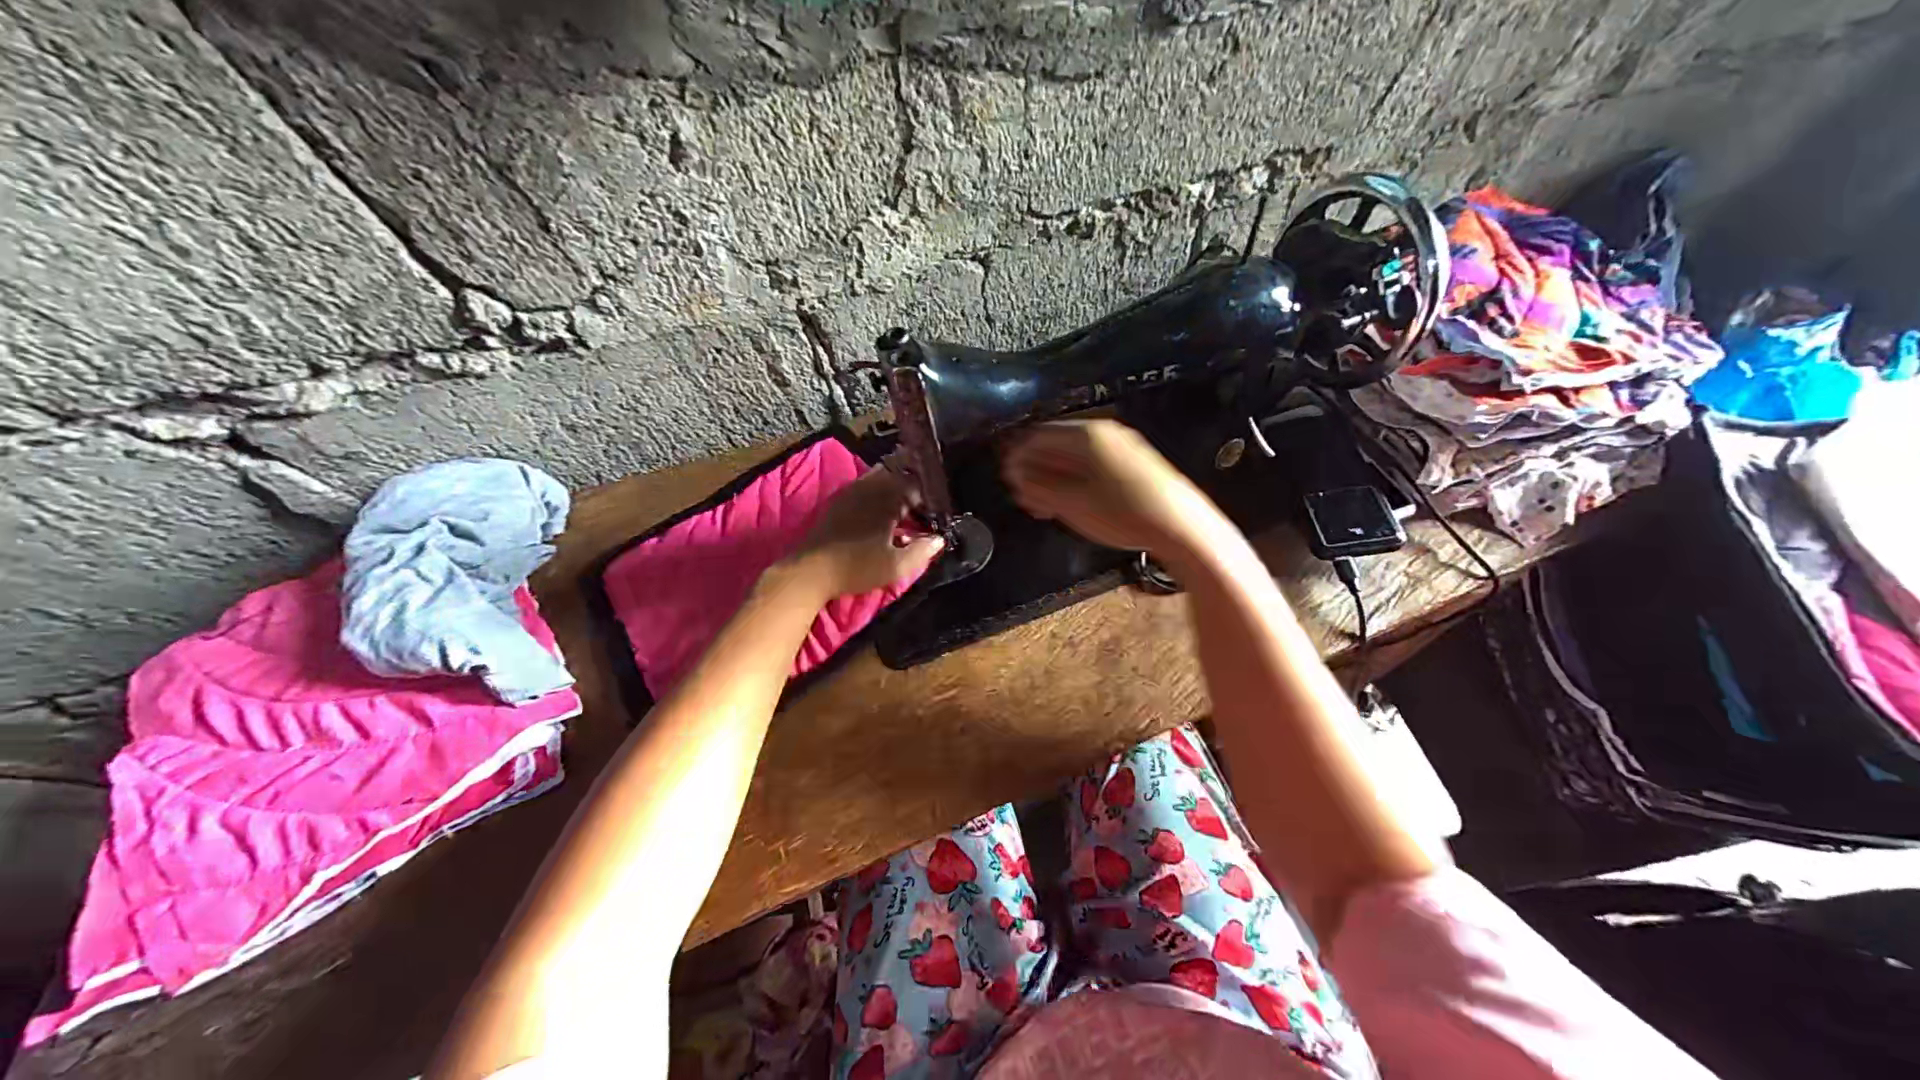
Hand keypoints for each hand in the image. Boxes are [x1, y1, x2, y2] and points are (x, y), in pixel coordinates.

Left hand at [779, 467, 944, 600]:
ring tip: (905, 513)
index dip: (930, 500)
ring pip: (882, 479)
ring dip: (895, 492)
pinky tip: (881, 517)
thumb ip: (923, 551)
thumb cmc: (857, 567)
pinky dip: (878, 496)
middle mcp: (870, 486)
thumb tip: (939, 539)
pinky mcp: (838, 501)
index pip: (918, 486)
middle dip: (914, 491)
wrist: (811, 571)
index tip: (936, 516)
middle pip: (900, 477)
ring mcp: (852, 491)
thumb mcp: (897, 566)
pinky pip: (866, 488)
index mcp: (888, 497)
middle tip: (923, 512)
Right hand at [1001, 419, 1231, 563]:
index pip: (1038, 435)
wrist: (1180, 527)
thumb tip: (1016, 473)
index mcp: (1086, 434)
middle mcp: (1104, 431)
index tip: (1008, 480)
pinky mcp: (1133, 463)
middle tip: (1024, 497)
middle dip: (1036, 468)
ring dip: (1054, 477)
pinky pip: (1093, 464)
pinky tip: (1072, 503)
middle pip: (1056, 443)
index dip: (1018, 456)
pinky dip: (1075, 480)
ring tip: (1045, 505)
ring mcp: (1121, 446)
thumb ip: (1037, 486)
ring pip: (1074, 456)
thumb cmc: (1121, 513)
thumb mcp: (1070, 503)